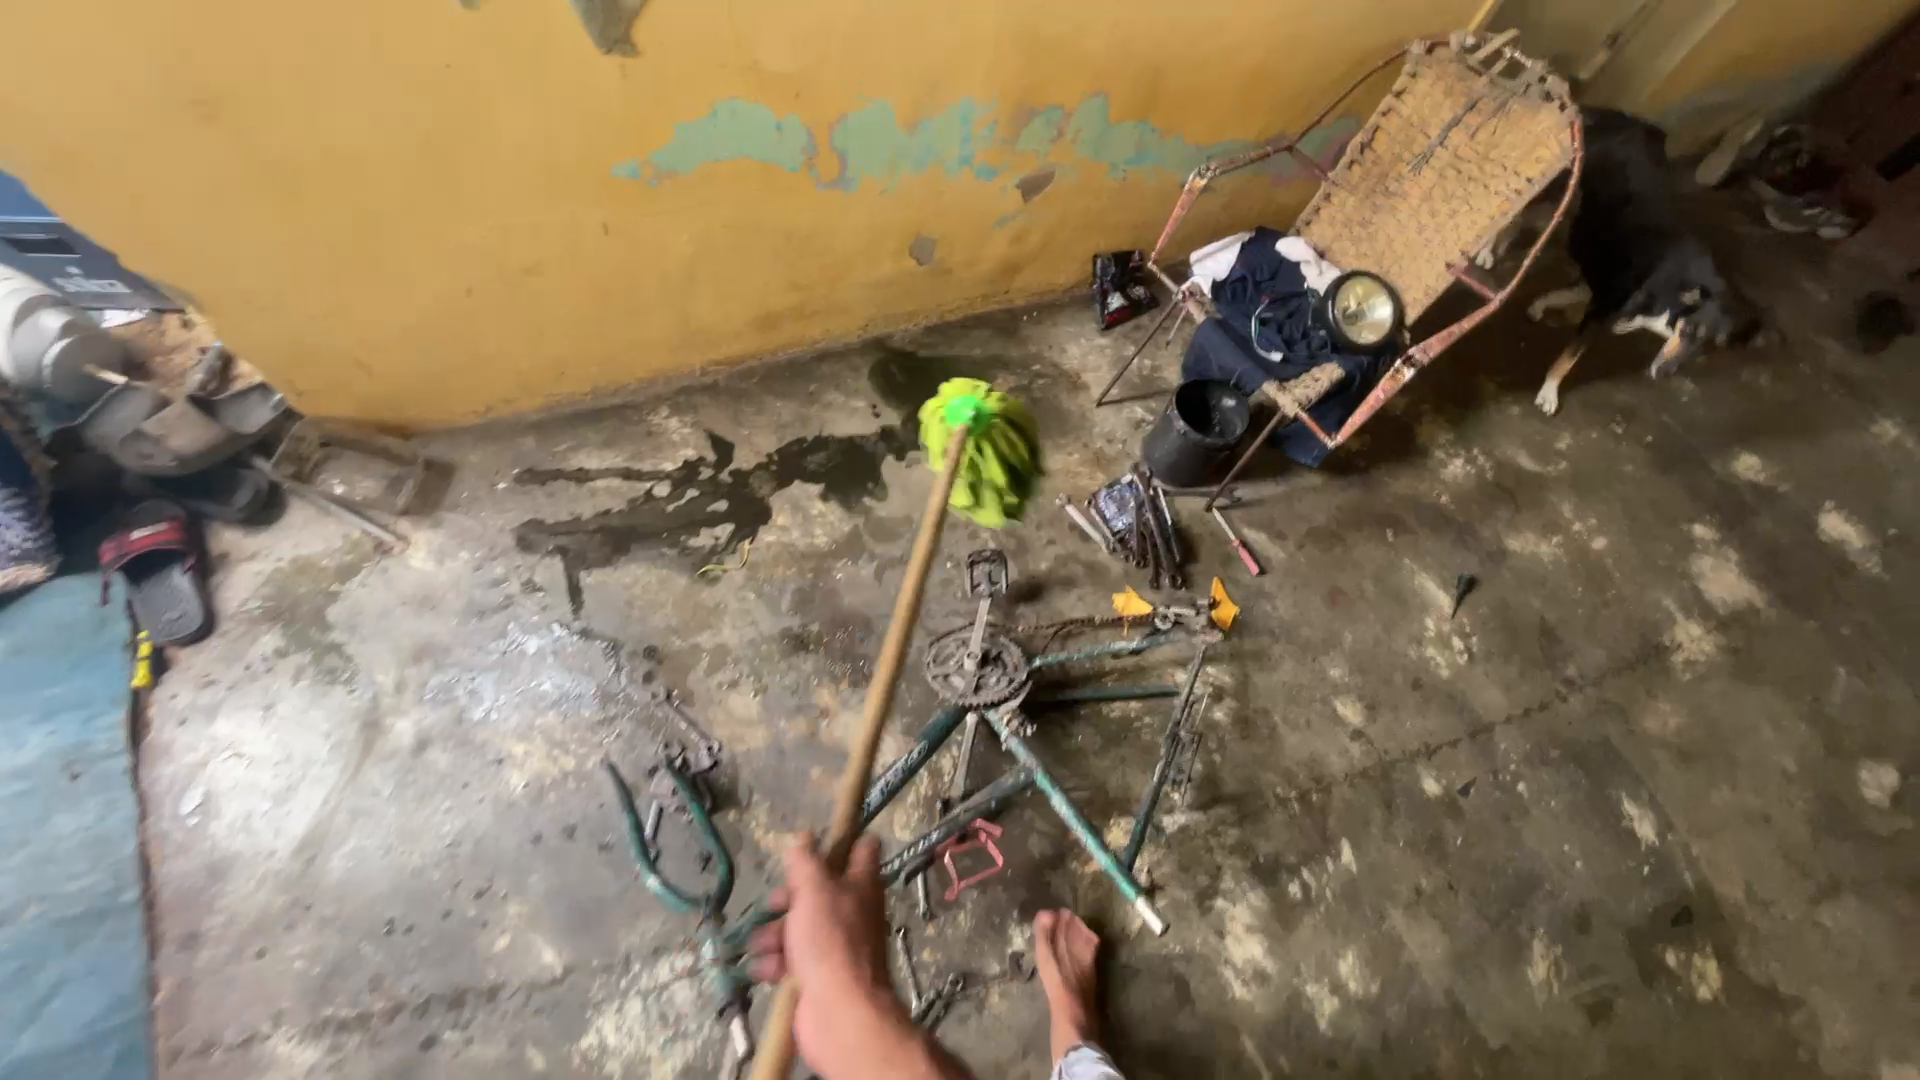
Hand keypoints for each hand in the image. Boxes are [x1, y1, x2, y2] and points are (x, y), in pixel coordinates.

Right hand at [750, 835, 913, 1077]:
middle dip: (790, 897)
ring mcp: (838, 944)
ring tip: (759, 944)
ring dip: (775, 933)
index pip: (862, 847)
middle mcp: (853, 909)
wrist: (841, 1011)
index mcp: (861, 882)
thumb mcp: (815, 890)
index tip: (815, 843)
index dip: (843, 840)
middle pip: (819, 890)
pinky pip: (793, 960)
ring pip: (801, 926)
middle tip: (774, 903)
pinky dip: (776, 962)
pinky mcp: (820, 973)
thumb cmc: (831, 940)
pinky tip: (763, 969)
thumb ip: (806, 861)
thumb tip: (803, 836)